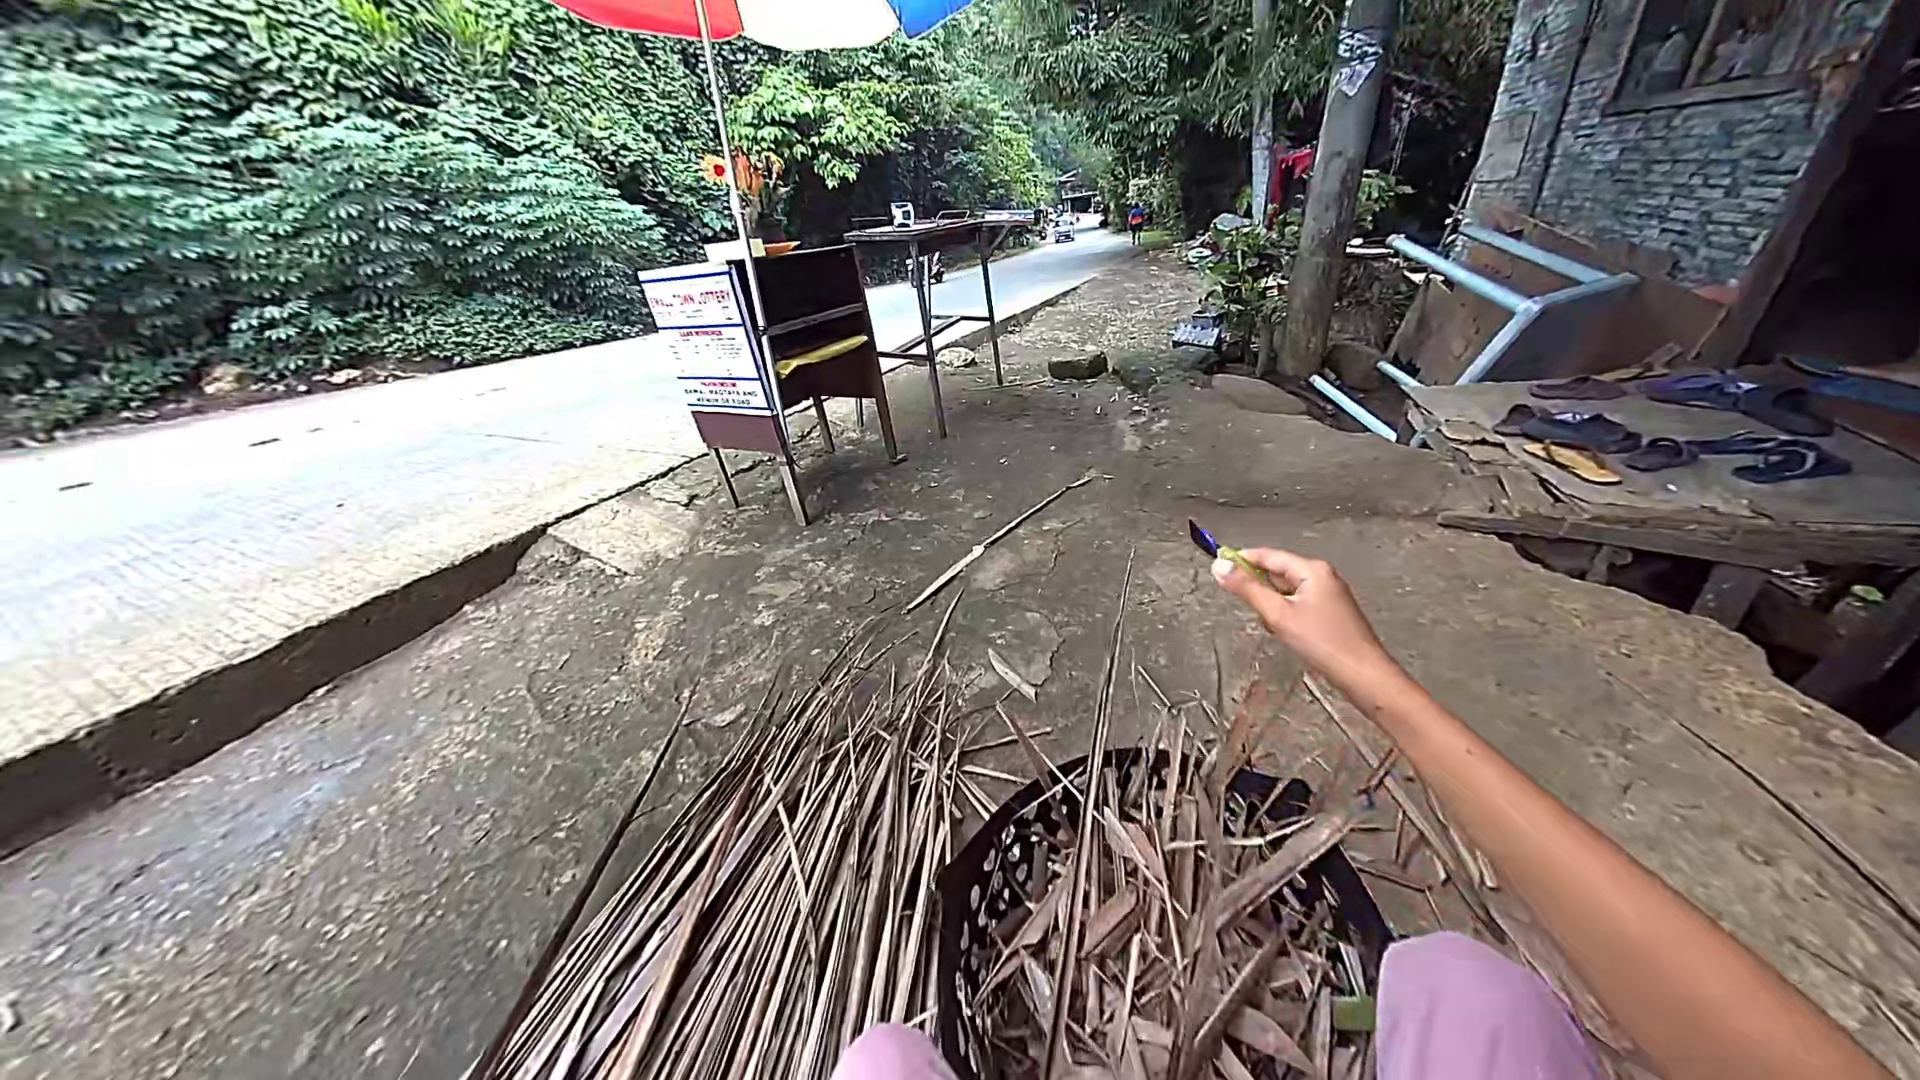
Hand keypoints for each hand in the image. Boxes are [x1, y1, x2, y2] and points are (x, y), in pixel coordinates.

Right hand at [1211, 548, 1398, 685]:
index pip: (1268, 555)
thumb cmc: (1321, 642)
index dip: (1241, 559)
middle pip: (1277, 571)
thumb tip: (1218, 566)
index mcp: (1312, 569)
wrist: (1363, 675)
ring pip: (1286, 590)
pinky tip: (1285, 631)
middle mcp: (1322, 576)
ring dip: (1271, 602)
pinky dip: (1284, 612)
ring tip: (1271, 624)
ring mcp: (1329, 594)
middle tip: (1247, 606)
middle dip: (1258, 586)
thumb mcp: (1277, 614)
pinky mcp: (1331, 612)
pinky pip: (1297, 602)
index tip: (1218, 568)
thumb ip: (1246, 589)